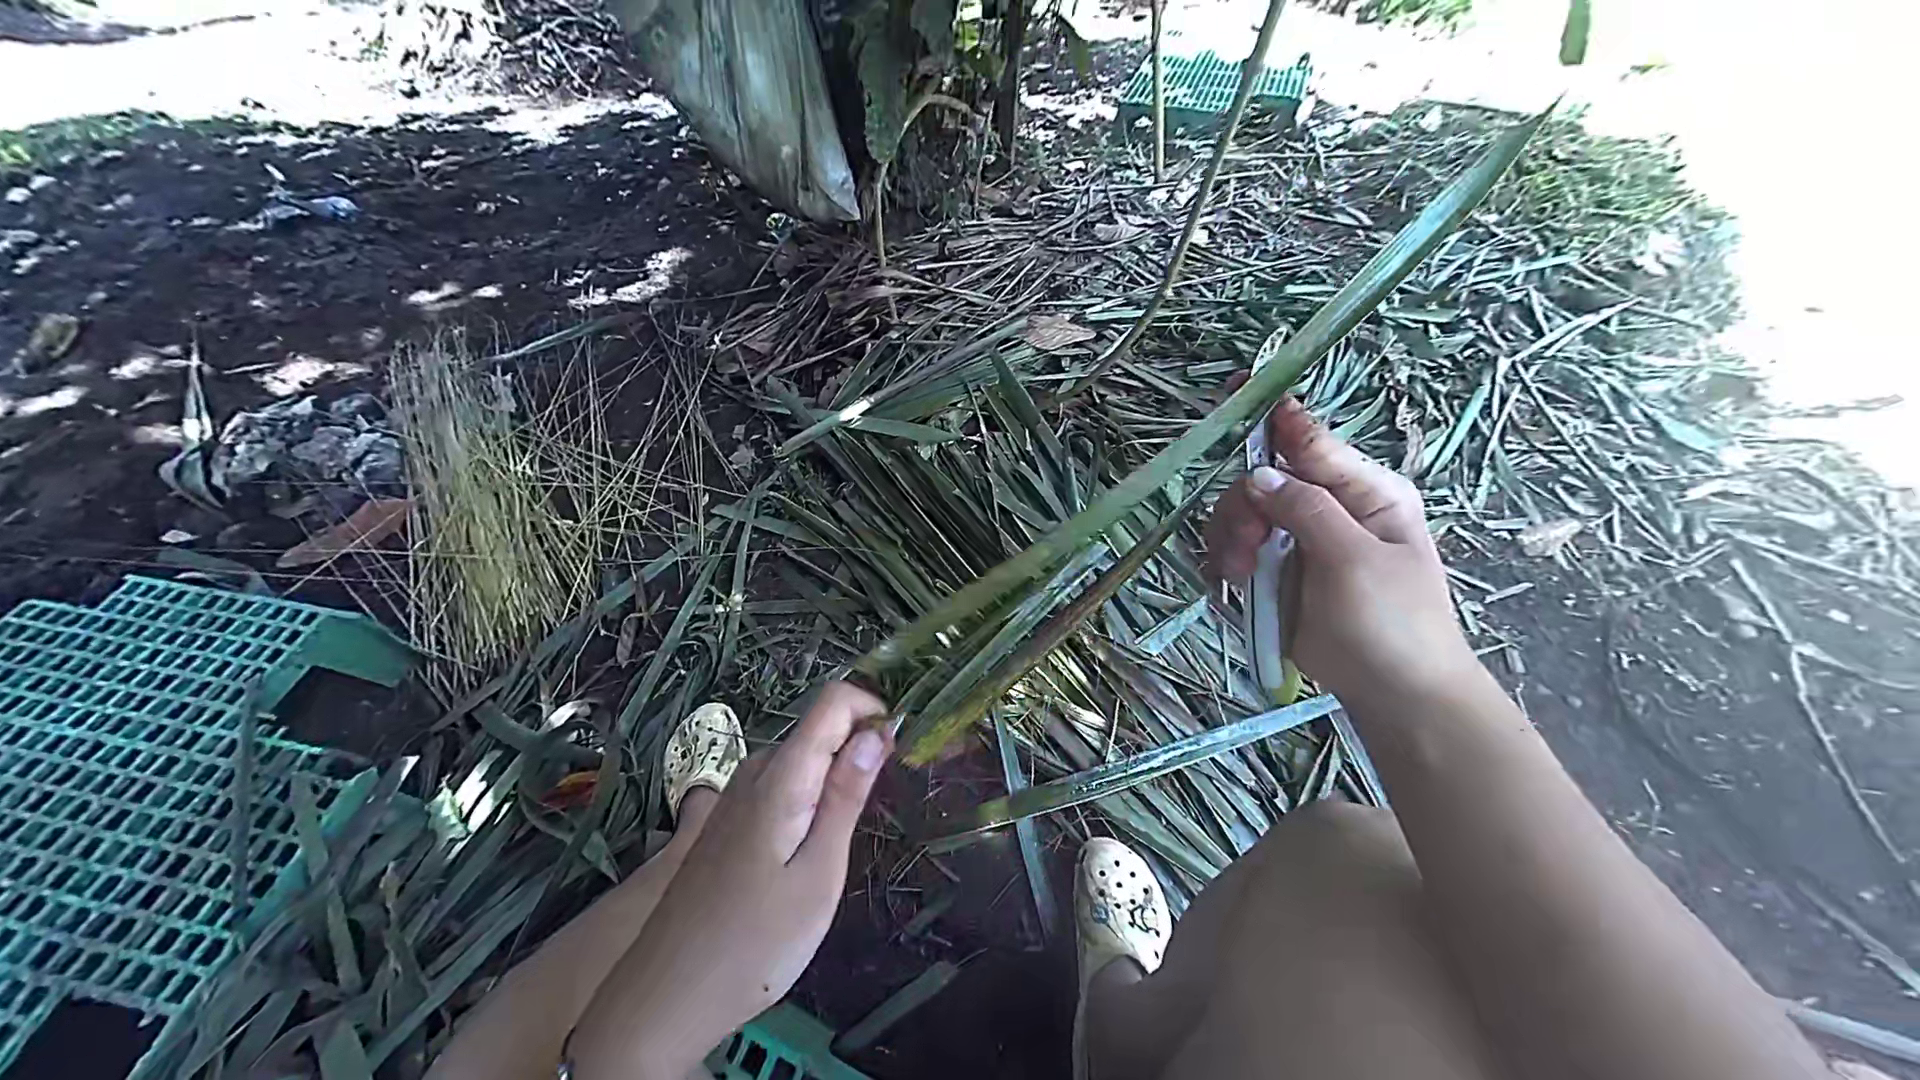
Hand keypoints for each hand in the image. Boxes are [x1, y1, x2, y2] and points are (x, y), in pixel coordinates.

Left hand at [568, 682, 891, 1079]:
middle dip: (857, 751)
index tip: (894, 753)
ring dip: (833, 778)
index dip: (872, 711)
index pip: (833, 699)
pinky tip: (802, 854)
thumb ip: (847, 796)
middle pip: (820, 728)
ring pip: (802, 757)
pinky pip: (782, 782)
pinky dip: (808, 797)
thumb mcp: (819, 873)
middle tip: (866, 820)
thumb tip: (876, 732)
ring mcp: (736, 792)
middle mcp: (755, 768)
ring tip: (834, 847)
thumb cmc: (755, 943)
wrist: (663, 997)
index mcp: (781, 775)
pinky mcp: (728, 816)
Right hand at [1205, 397, 1478, 708]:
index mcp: (1362, 490)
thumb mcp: (1356, 558)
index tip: (1234, 393)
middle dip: (1242, 508)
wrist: (1392, 691)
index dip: (1274, 418)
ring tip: (1242, 575)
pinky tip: (1232, 584)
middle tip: (1247, 545)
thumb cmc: (1392, 620)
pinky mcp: (1270, 572)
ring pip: (1236, 515)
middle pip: (1259, 480)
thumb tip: (1258, 474)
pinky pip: (1230, 550)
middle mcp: (1323, 506)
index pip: (1310, 441)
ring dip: (1229, 539)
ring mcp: (1293, 540)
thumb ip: (1308, 509)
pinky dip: (1223, 562)